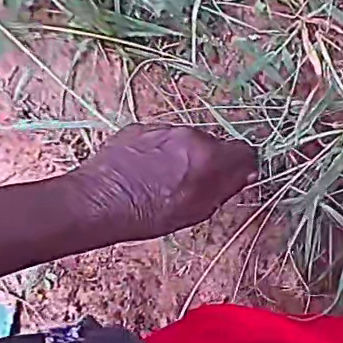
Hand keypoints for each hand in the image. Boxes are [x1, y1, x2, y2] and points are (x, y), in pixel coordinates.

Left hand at [67, 125, 256, 242]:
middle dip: (209, 162)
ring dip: (184, 156)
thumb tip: (245, 173)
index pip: (245, 151)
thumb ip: (226, 187)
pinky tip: (146, 172)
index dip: (240, 168)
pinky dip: (160, 152)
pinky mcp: (138, 128)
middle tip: (193, 186)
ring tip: (164, 181)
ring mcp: (162, 128)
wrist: (97, 202)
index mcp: (209, 155)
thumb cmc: (150, 214)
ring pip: (187, 140)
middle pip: (214, 144)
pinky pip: (161, 138)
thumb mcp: (198, 210)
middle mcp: (189, 134)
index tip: (231, 181)